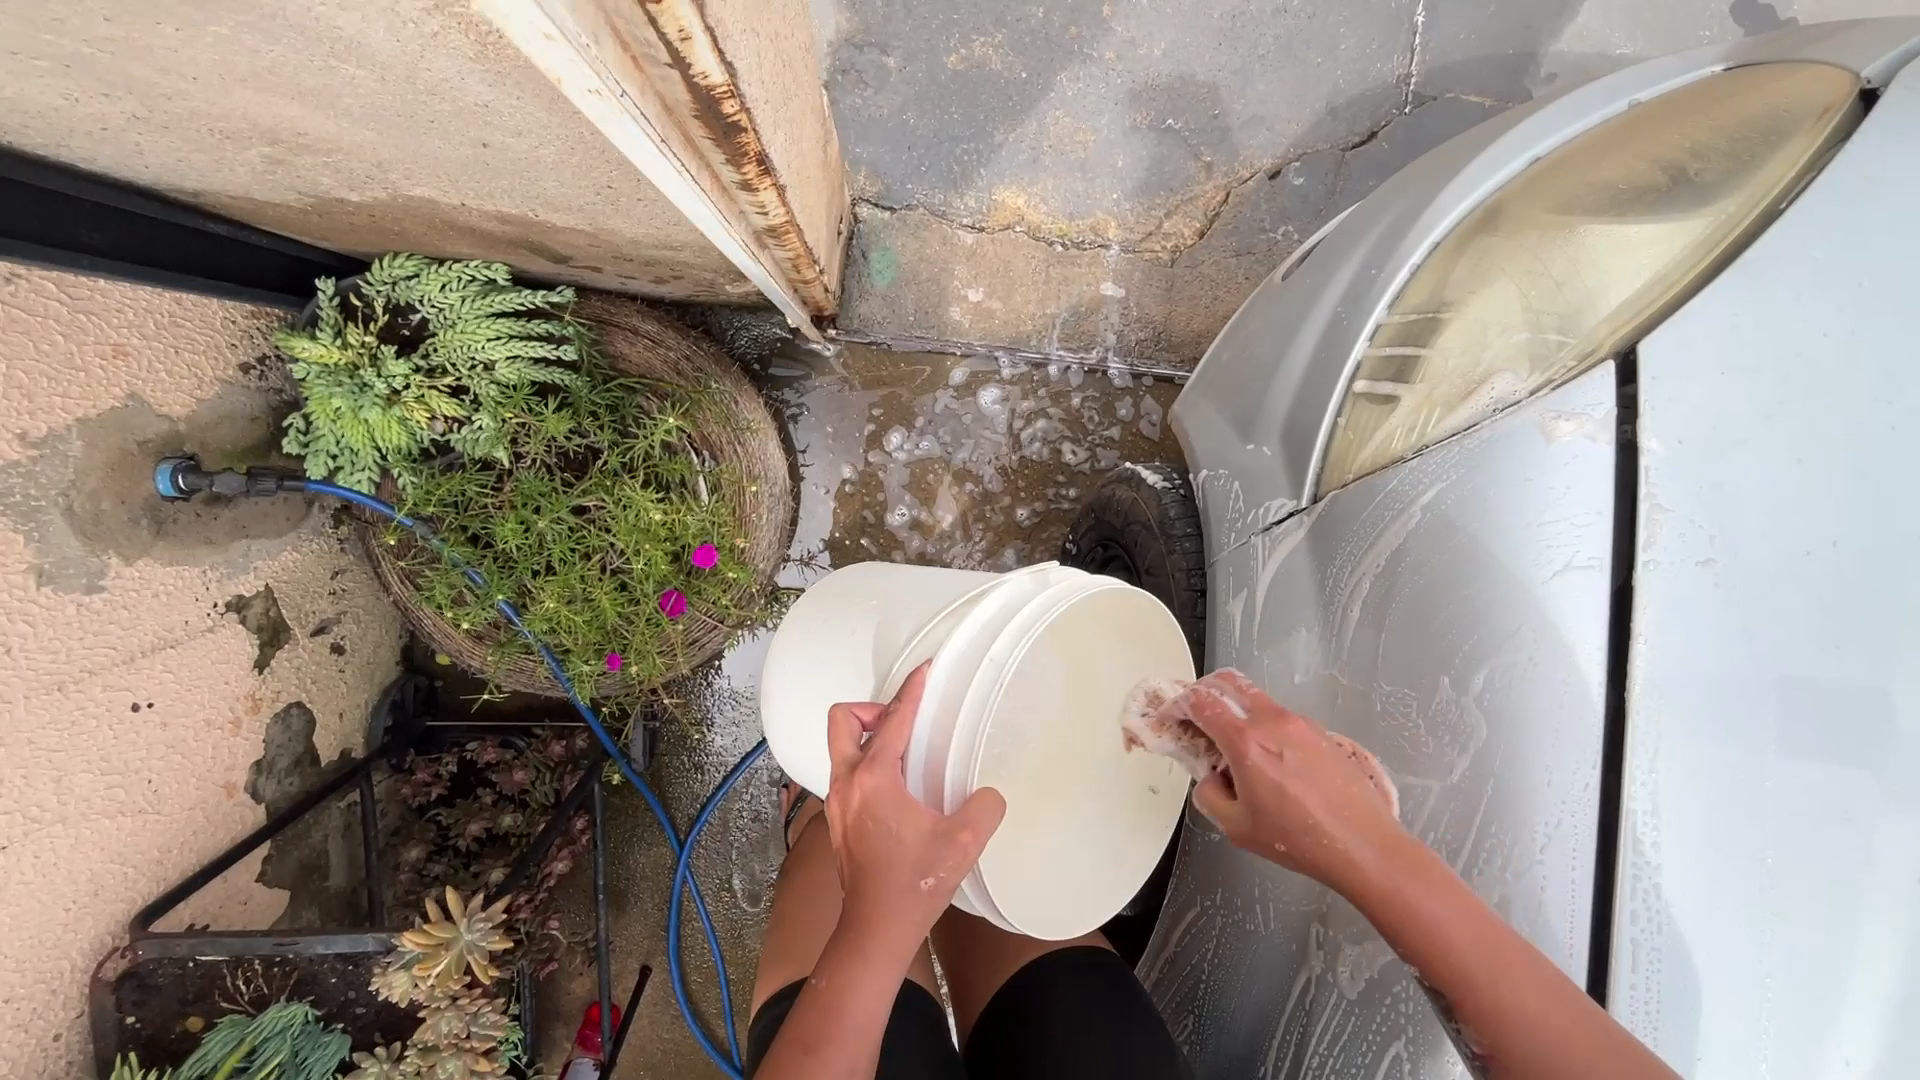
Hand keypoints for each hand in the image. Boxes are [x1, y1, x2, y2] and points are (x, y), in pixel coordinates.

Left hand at [825, 663, 1006, 948]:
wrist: (876, 930)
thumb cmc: (915, 885)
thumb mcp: (964, 842)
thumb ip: (984, 807)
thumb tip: (987, 795)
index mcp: (873, 778)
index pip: (892, 720)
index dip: (911, 691)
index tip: (924, 671)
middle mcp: (847, 783)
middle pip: (842, 720)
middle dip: (871, 709)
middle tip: (904, 721)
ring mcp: (836, 803)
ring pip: (841, 748)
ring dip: (868, 737)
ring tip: (904, 750)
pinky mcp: (837, 821)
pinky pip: (847, 773)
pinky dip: (867, 765)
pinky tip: (897, 785)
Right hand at [1176, 669, 1405, 891]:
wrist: (1364, 846)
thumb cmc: (1298, 840)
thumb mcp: (1236, 827)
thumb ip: (1209, 796)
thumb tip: (1211, 780)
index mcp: (1245, 741)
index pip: (1200, 702)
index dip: (1178, 705)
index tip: (1171, 718)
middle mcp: (1271, 721)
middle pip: (1227, 682)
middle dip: (1203, 692)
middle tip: (1194, 715)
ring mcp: (1299, 723)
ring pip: (1255, 698)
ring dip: (1234, 709)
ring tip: (1233, 744)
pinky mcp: (1320, 732)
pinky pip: (1279, 716)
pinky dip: (1261, 724)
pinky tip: (1268, 759)